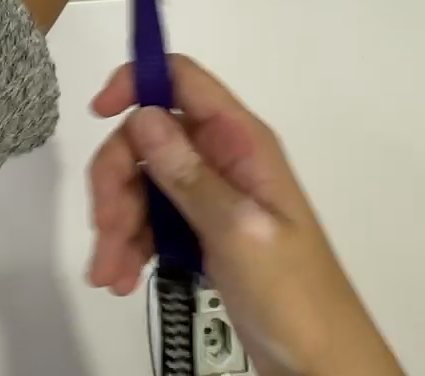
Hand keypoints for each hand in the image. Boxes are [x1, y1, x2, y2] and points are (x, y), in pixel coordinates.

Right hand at [87, 56, 402, 375]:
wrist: (324, 369)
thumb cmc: (294, 295)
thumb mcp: (239, 232)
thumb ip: (189, 174)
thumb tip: (143, 115)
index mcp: (239, 140)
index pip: (180, 78)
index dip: (137, 80)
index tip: (100, 112)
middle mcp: (219, 154)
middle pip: (145, 135)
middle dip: (116, 177)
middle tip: (104, 227)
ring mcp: (207, 190)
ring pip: (139, 178)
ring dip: (116, 219)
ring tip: (109, 272)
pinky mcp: (197, 226)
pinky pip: (147, 215)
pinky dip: (127, 242)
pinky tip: (119, 277)